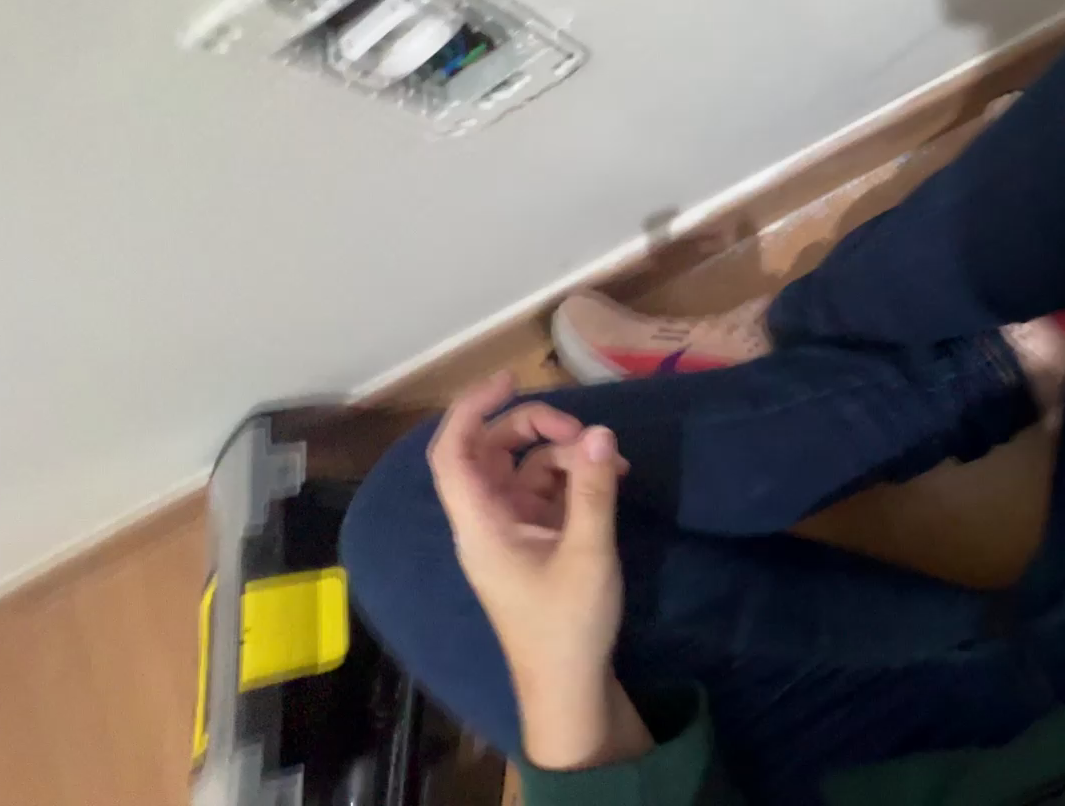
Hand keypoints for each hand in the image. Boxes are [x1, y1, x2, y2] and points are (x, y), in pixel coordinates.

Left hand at [427, 372, 651, 768]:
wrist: (570, 683)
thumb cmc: (567, 623)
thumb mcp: (588, 553)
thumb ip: (592, 490)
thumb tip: (600, 431)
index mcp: (481, 526)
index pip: (453, 456)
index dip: (470, 411)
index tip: (509, 380)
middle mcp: (489, 520)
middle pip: (492, 452)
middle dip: (535, 429)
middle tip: (583, 431)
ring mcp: (513, 528)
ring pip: (525, 467)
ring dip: (565, 453)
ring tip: (611, 462)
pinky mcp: (538, 537)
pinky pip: (549, 488)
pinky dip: (577, 475)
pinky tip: (612, 478)